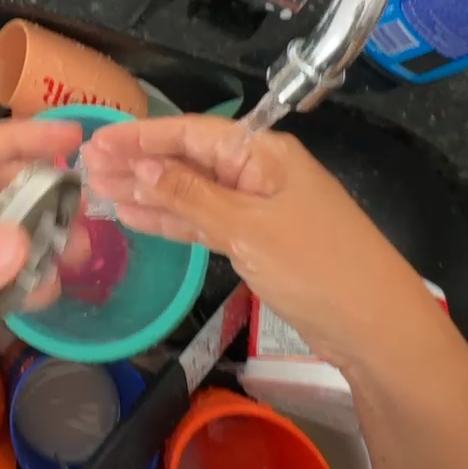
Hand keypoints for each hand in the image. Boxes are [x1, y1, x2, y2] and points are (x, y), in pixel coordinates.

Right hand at [78, 114, 443, 370]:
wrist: (380, 335)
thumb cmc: (318, 268)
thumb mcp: (247, 228)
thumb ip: (188, 194)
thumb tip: (140, 164)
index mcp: (262, 153)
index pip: (190, 132)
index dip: (140, 136)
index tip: (97, 141)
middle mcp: (256, 172)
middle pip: (185, 159)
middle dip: (136, 162)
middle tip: (87, 167)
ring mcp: (255, 207)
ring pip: (188, 190)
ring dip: (145, 192)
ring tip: (98, 191)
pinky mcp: (254, 239)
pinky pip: (201, 219)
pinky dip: (169, 219)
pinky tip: (133, 217)